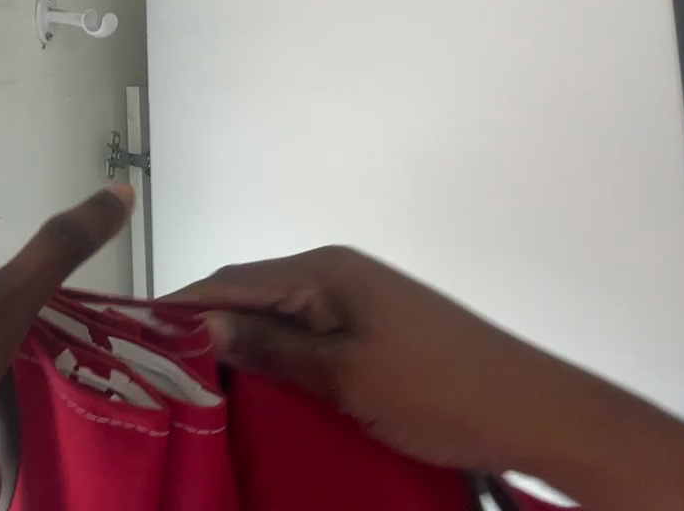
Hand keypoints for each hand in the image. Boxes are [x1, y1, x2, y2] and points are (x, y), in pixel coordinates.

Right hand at [164, 245, 611, 473]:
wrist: (543, 414)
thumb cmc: (440, 391)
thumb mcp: (346, 376)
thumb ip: (271, 347)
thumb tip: (200, 325)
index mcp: (323, 270)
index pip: (235, 280)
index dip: (186, 302)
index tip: (140, 325)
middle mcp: (333, 270)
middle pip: (252, 290)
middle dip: (208, 319)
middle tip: (163, 356)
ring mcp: (354, 294)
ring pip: (276, 309)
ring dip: (241, 335)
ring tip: (198, 368)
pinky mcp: (371, 321)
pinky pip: (304, 325)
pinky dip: (274, 346)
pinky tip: (258, 373)